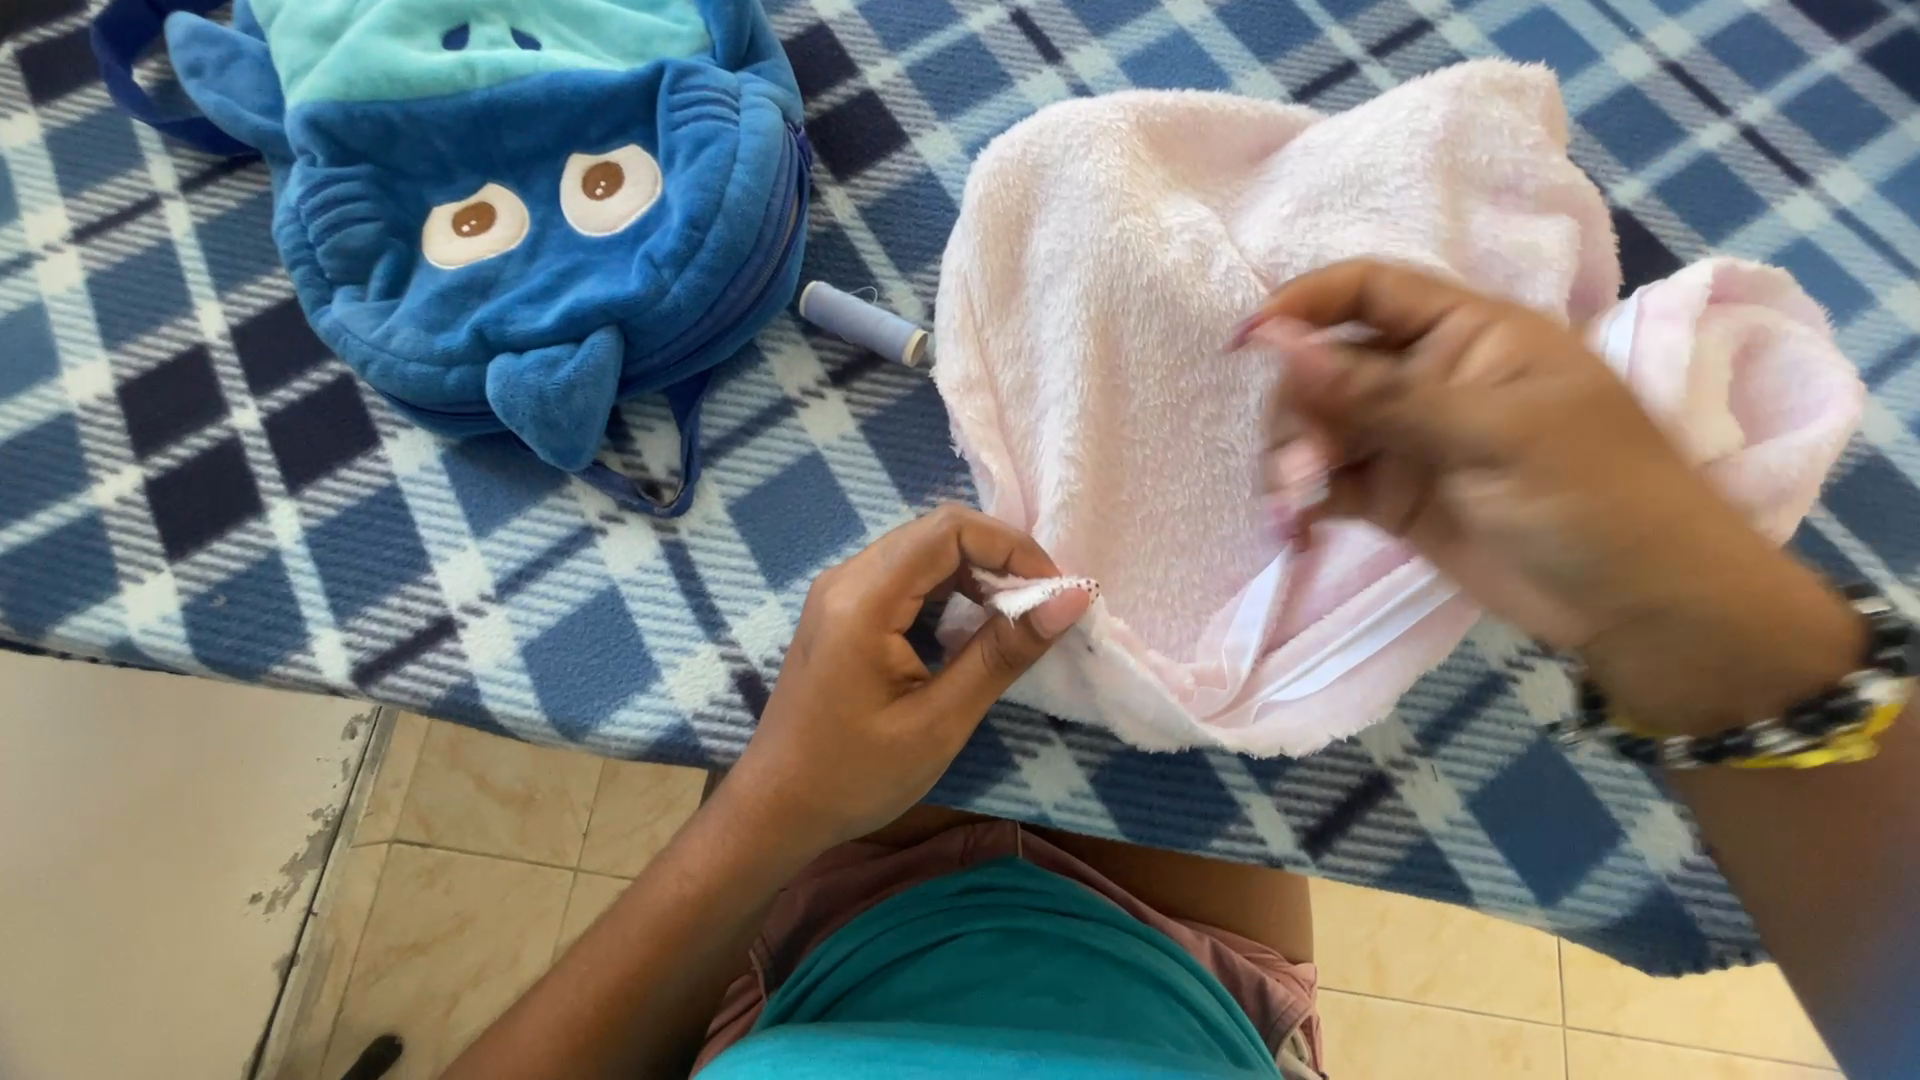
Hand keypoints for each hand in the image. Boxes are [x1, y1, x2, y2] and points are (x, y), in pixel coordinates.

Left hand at [718, 506, 1088, 851]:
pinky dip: (950, 591)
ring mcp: (840, 590)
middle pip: (937, 533)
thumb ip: (1003, 653)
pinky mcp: (842, 608)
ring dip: (977, 574)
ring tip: (1016, 618)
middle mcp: (846, 577)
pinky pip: (905, 576)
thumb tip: (1071, 600)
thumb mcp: (940, 721)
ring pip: (923, 552)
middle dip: (1000, 559)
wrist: (777, 808)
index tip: (1055, 592)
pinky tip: (972, 628)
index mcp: (863, 600)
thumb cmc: (855, 776)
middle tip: (1043, 606)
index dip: (1011, 548)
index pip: (949, 531)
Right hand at [1238, 259, 1860, 733]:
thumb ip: (1382, 393)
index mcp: (1466, 335)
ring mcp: (1402, 440)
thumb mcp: (1493, 433)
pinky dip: (1300, 504)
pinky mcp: (1387, 496)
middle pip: (1324, 369)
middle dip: (1297, 413)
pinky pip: (1323, 485)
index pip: (1368, 292)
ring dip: (1291, 463)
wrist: (1635, 607)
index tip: (1247, 344)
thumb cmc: (1594, 496)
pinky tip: (1295, 532)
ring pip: (1315, 429)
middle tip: (1297, 468)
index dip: (1303, 305)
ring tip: (1294, 507)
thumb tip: (1279, 346)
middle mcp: (1424, 379)